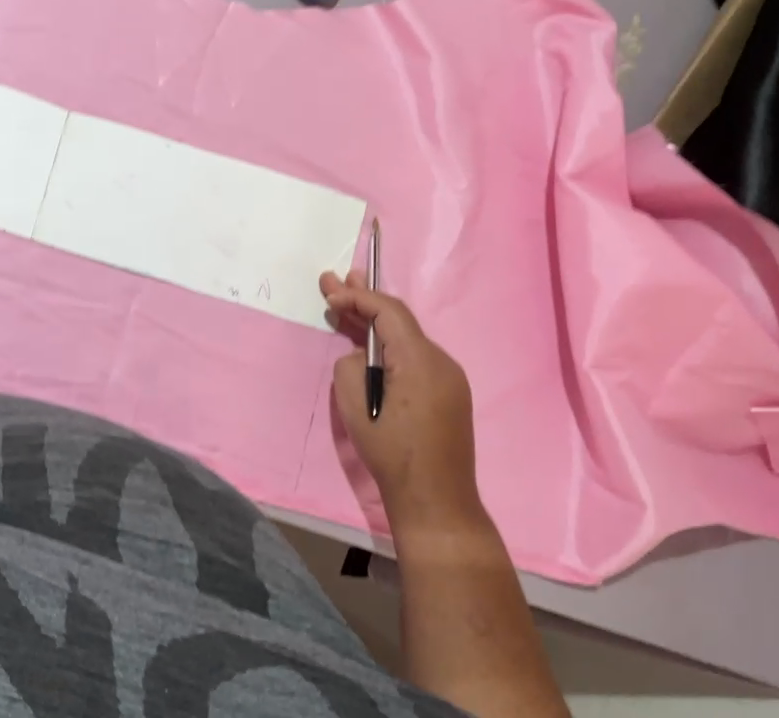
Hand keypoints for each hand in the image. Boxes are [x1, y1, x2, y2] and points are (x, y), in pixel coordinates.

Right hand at [321, 271, 486, 534]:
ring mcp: (449, 379)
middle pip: (400, 321)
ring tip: (343, 305)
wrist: (436, 499)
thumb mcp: (356, 407)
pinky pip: (413, 356)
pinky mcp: (447, 393)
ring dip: (374, 323)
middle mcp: (442, 363)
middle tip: (332, 280)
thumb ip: (351, 368)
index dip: (358, 297)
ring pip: (406, 338)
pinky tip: (365, 344)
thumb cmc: (392, 452)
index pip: (390, 313)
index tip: (329, 293)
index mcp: (422, 362)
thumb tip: (360, 358)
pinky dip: (387, 344)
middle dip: (363, 300)